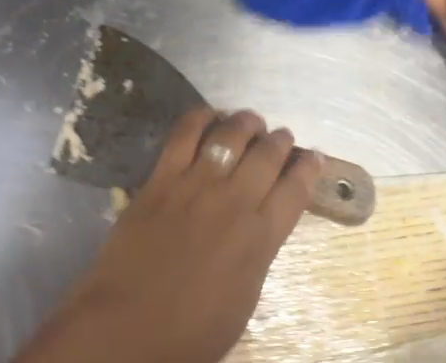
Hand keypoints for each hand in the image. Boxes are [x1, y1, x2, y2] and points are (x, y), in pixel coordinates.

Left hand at [16, 108, 319, 362]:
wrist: (131, 324)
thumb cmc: (192, 331)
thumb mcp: (243, 297)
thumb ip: (255, 254)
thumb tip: (259, 229)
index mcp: (260, 238)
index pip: (295, 190)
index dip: (308, 168)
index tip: (313, 157)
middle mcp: (234, 201)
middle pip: (266, 155)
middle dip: (279, 140)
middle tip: (282, 135)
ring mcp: (196, 184)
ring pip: (229, 136)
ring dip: (245, 122)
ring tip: (251, 120)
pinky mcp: (161, 178)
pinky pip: (183, 135)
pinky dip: (199, 118)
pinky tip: (208, 114)